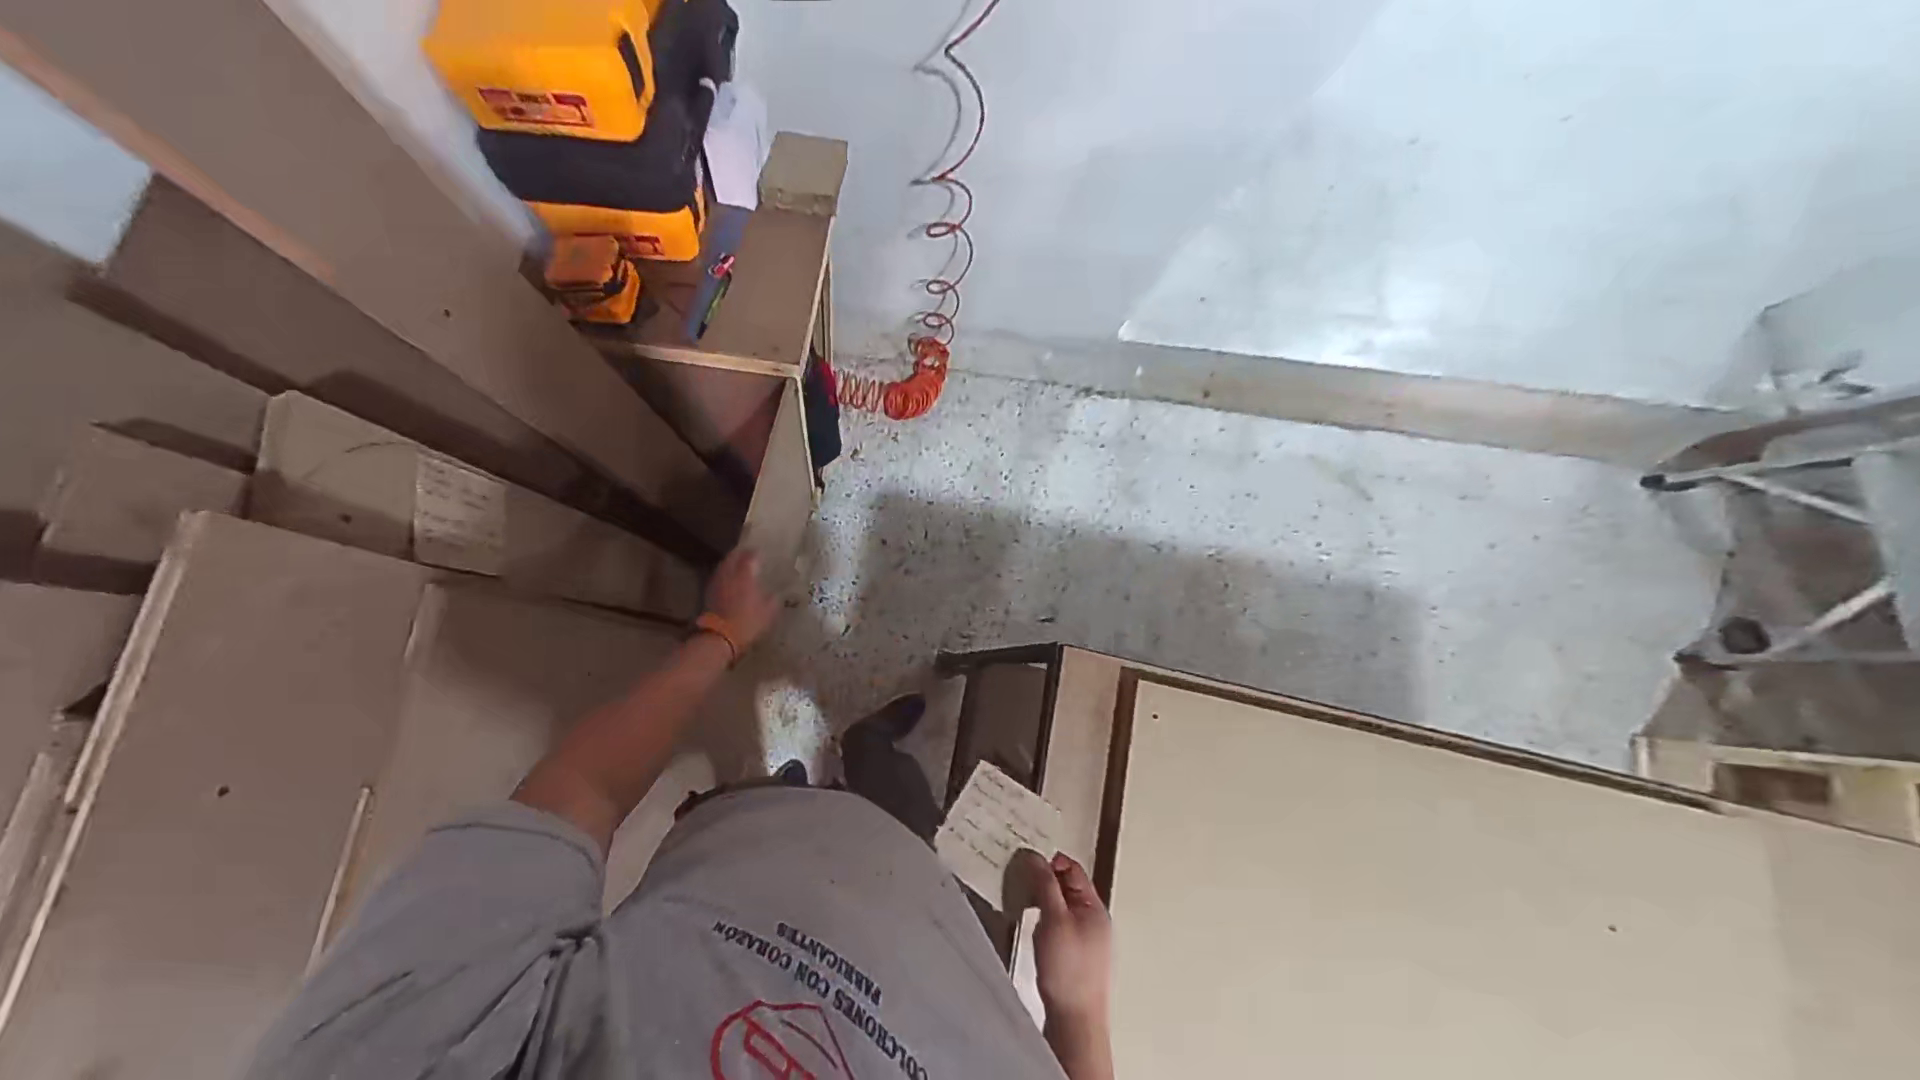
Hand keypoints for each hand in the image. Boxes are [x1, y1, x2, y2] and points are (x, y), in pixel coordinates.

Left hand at [704, 548, 778, 649]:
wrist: (720, 637)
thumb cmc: (748, 622)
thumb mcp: (768, 612)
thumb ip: (774, 599)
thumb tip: (777, 593)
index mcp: (745, 575)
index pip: (750, 556)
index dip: (755, 552)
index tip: (761, 551)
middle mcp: (729, 574)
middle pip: (732, 557)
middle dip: (740, 553)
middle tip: (748, 553)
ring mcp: (717, 582)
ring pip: (724, 565)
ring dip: (731, 562)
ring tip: (738, 563)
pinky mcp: (709, 592)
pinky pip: (719, 576)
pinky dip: (725, 574)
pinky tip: (730, 579)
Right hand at [1018, 850, 1112, 1026]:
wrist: (1074, 1022)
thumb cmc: (1068, 972)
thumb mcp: (1054, 919)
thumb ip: (1045, 885)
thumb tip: (1036, 858)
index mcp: (1095, 908)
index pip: (1073, 869)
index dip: (1051, 862)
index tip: (1028, 860)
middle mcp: (1093, 921)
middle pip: (1067, 887)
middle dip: (1045, 881)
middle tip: (1023, 879)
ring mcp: (1085, 939)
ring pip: (1061, 907)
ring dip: (1044, 902)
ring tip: (1026, 904)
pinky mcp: (1074, 956)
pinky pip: (1058, 925)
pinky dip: (1044, 921)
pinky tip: (1034, 930)